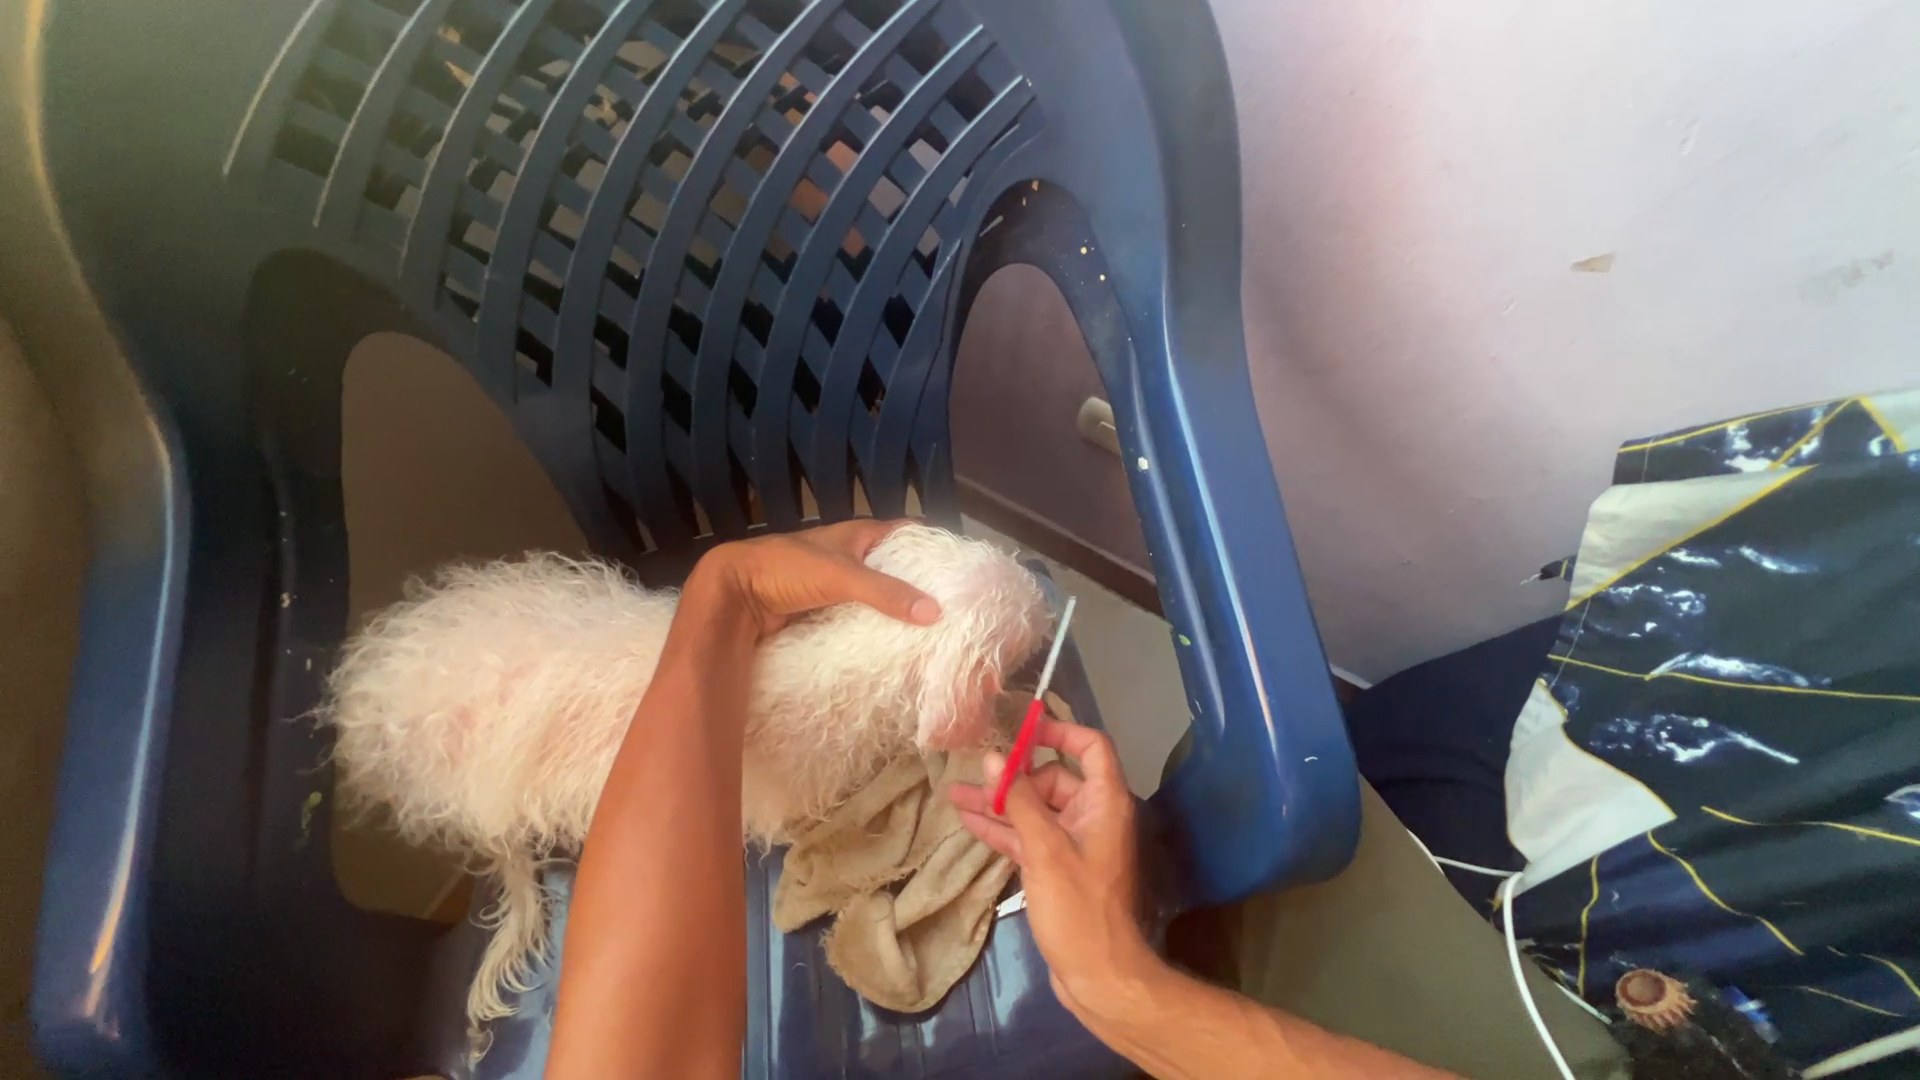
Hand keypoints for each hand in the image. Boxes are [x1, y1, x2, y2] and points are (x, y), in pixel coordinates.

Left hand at [686, 519, 941, 637]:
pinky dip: (871, 625)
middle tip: (950, 606)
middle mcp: (850, 555)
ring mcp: (835, 584)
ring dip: (894, 609)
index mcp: (858, 534)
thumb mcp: (842, 576)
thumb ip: (886, 593)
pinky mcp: (823, 608)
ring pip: (874, 595)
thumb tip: (935, 612)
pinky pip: (856, 616)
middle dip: (917, 584)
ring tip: (929, 629)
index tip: (958, 568)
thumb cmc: (788, 568)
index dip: (930, 545)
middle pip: (893, 567)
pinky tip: (891, 642)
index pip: (905, 533)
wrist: (735, 592)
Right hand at [948, 718, 1156, 1018]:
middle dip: (1012, 775)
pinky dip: (1001, 828)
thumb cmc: (1079, 907)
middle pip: (1052, 778)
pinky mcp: (1055, 866)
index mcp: (1103, 802)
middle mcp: (1090, 815)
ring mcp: (1072, 842)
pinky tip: (968, 820)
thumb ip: (1018, 800)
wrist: (1098, 976)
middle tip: (972, 773)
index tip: (1022, 731)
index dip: (1059, 732)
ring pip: (1032, 809)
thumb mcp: (1045, 848)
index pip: (1090, 747)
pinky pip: (1026, 835)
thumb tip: (992, 757)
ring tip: (954, 793)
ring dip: (997, 802)